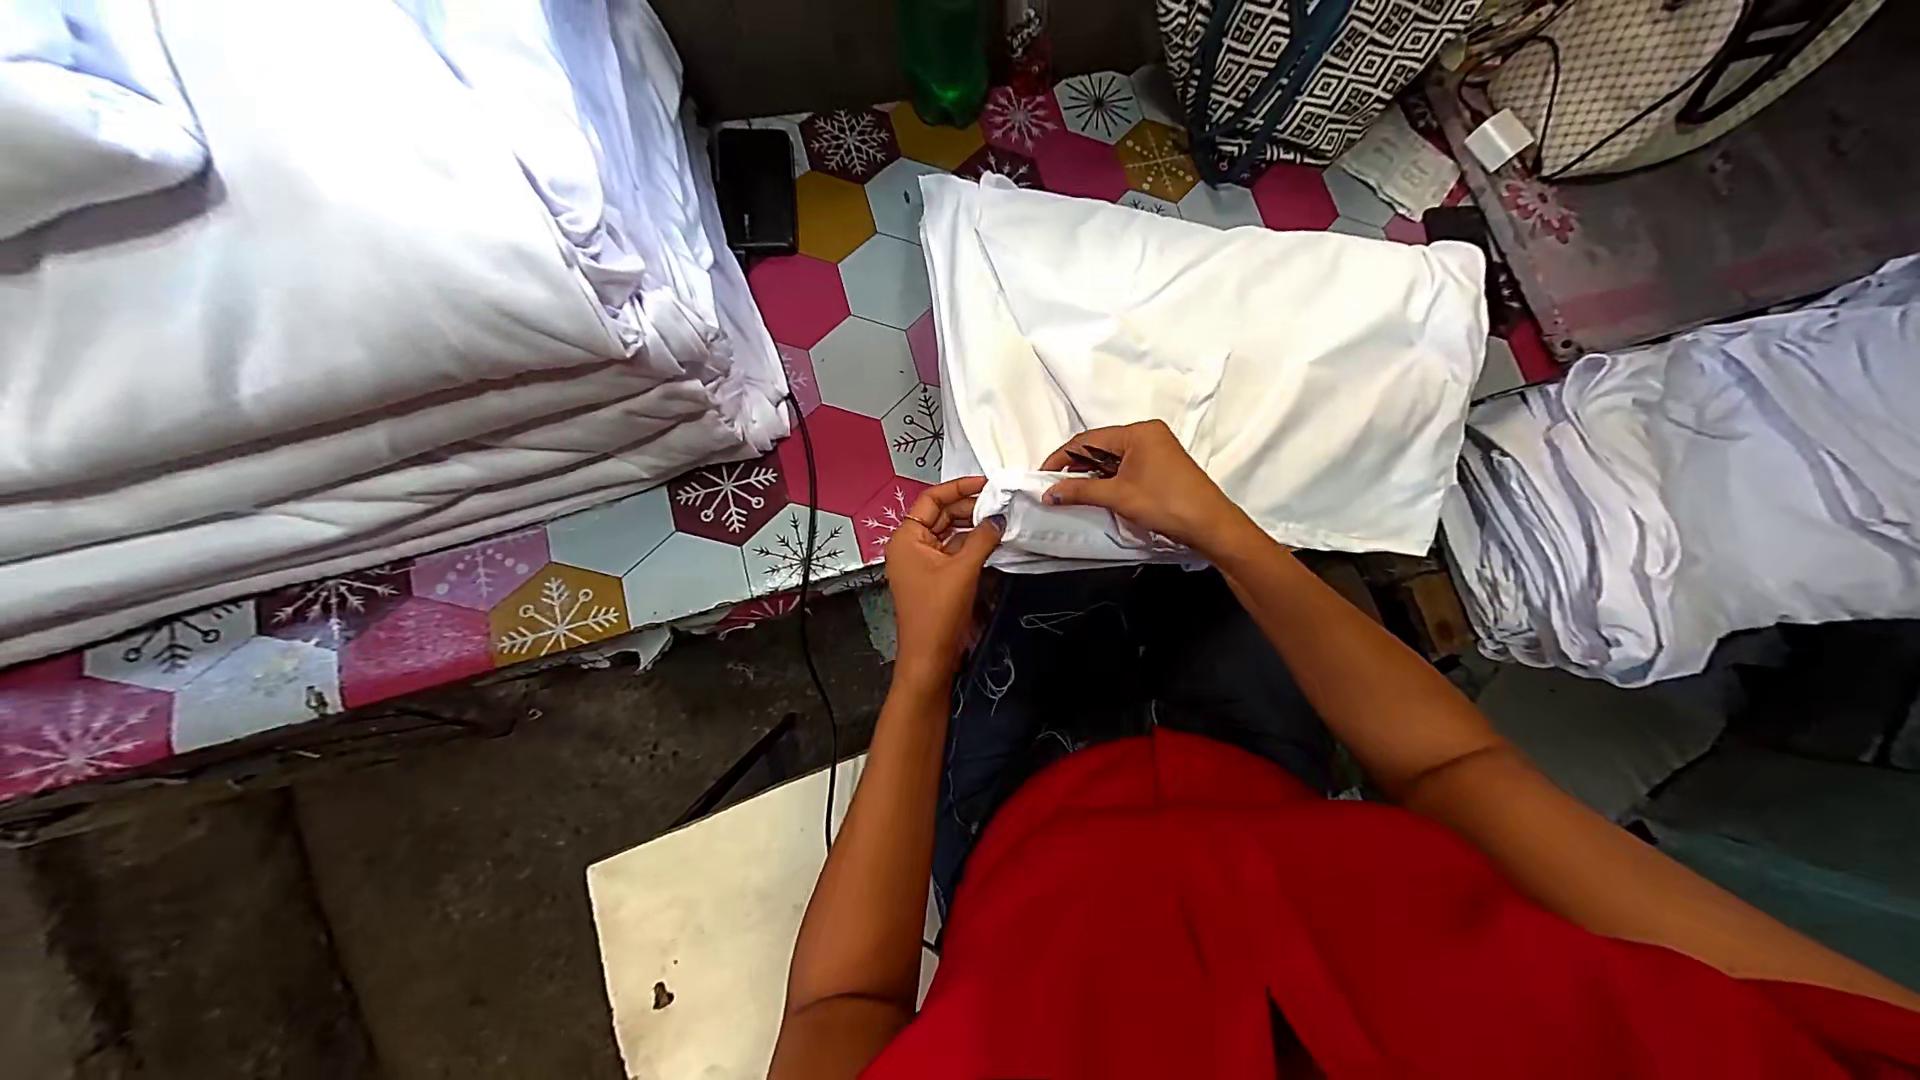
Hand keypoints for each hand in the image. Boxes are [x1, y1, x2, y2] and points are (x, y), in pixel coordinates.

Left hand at [884, 477, 1001, 680]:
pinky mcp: (935, 576)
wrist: (930, 656)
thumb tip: (998, 517)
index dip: (959, 488)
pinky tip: (993, 540)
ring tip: (1001, 519)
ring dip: (973, 526)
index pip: (932, 499)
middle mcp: (911, 545)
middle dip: (970, 508)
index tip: (987, 483)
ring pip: (950, 532)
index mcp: (906, 538)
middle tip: (1001, 504)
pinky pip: (954, 550)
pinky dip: (972, 544)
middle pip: (942, 514)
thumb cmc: (938, 612)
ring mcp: (923, 561)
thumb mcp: (963, 569)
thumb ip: (982, 538)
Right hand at [1041, 420, 1258, 558]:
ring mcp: (1156, 449)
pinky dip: (1108, 479)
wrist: (1211, 526)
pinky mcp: (1161, 466)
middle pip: (1099, 447)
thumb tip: (1049, 493)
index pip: (1088, 440)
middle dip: (1075, 466)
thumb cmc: (1166, 504)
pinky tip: (1096, 493)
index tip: (1042, 476)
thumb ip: (1080, 491)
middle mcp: (1147, 434)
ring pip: (1112, 458)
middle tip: (1054, 486)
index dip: (1061, 457)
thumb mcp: (1118, 496)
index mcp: (1138, 432)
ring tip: (1071, 492)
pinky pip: (1126, 467)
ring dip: (1091, 475)